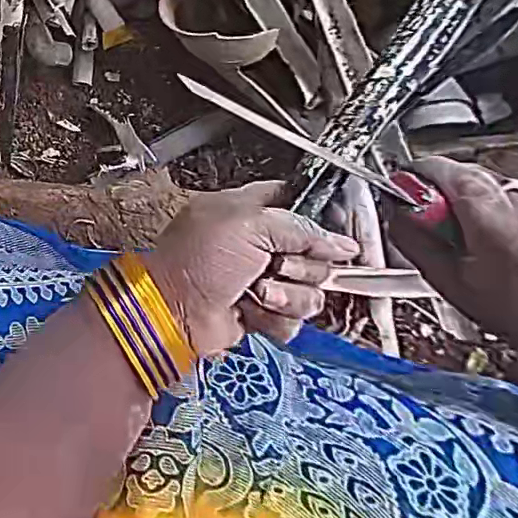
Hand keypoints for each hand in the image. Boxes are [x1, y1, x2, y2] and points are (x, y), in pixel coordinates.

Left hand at [144, 180, 359, 354]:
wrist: (176, 308)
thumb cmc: (195, 259)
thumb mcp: (246, 225)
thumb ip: (298, 228)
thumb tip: (342, 244)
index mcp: (242, 210)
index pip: (291, 199)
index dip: (317, 215)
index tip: (327, 231)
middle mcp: (253, 242)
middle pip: (314, 252)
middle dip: (301, 266)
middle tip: (273, 265)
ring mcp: (259, 277)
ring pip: (311, 290)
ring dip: (286, 295)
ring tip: (254, 291)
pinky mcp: (262, 309)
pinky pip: (296, 318)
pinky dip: (274, 317)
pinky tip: (248, 310)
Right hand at [391, 157, 517, 355]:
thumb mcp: (450, 282)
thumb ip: (414, 238)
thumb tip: (397, 211)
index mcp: (493, 221)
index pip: (445, 170)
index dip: (418, 174)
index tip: (407, 188)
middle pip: (475, 184)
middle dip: (451, 201)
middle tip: (445, 233)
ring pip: (509, 202)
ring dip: (491, 218)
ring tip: (494, 258)